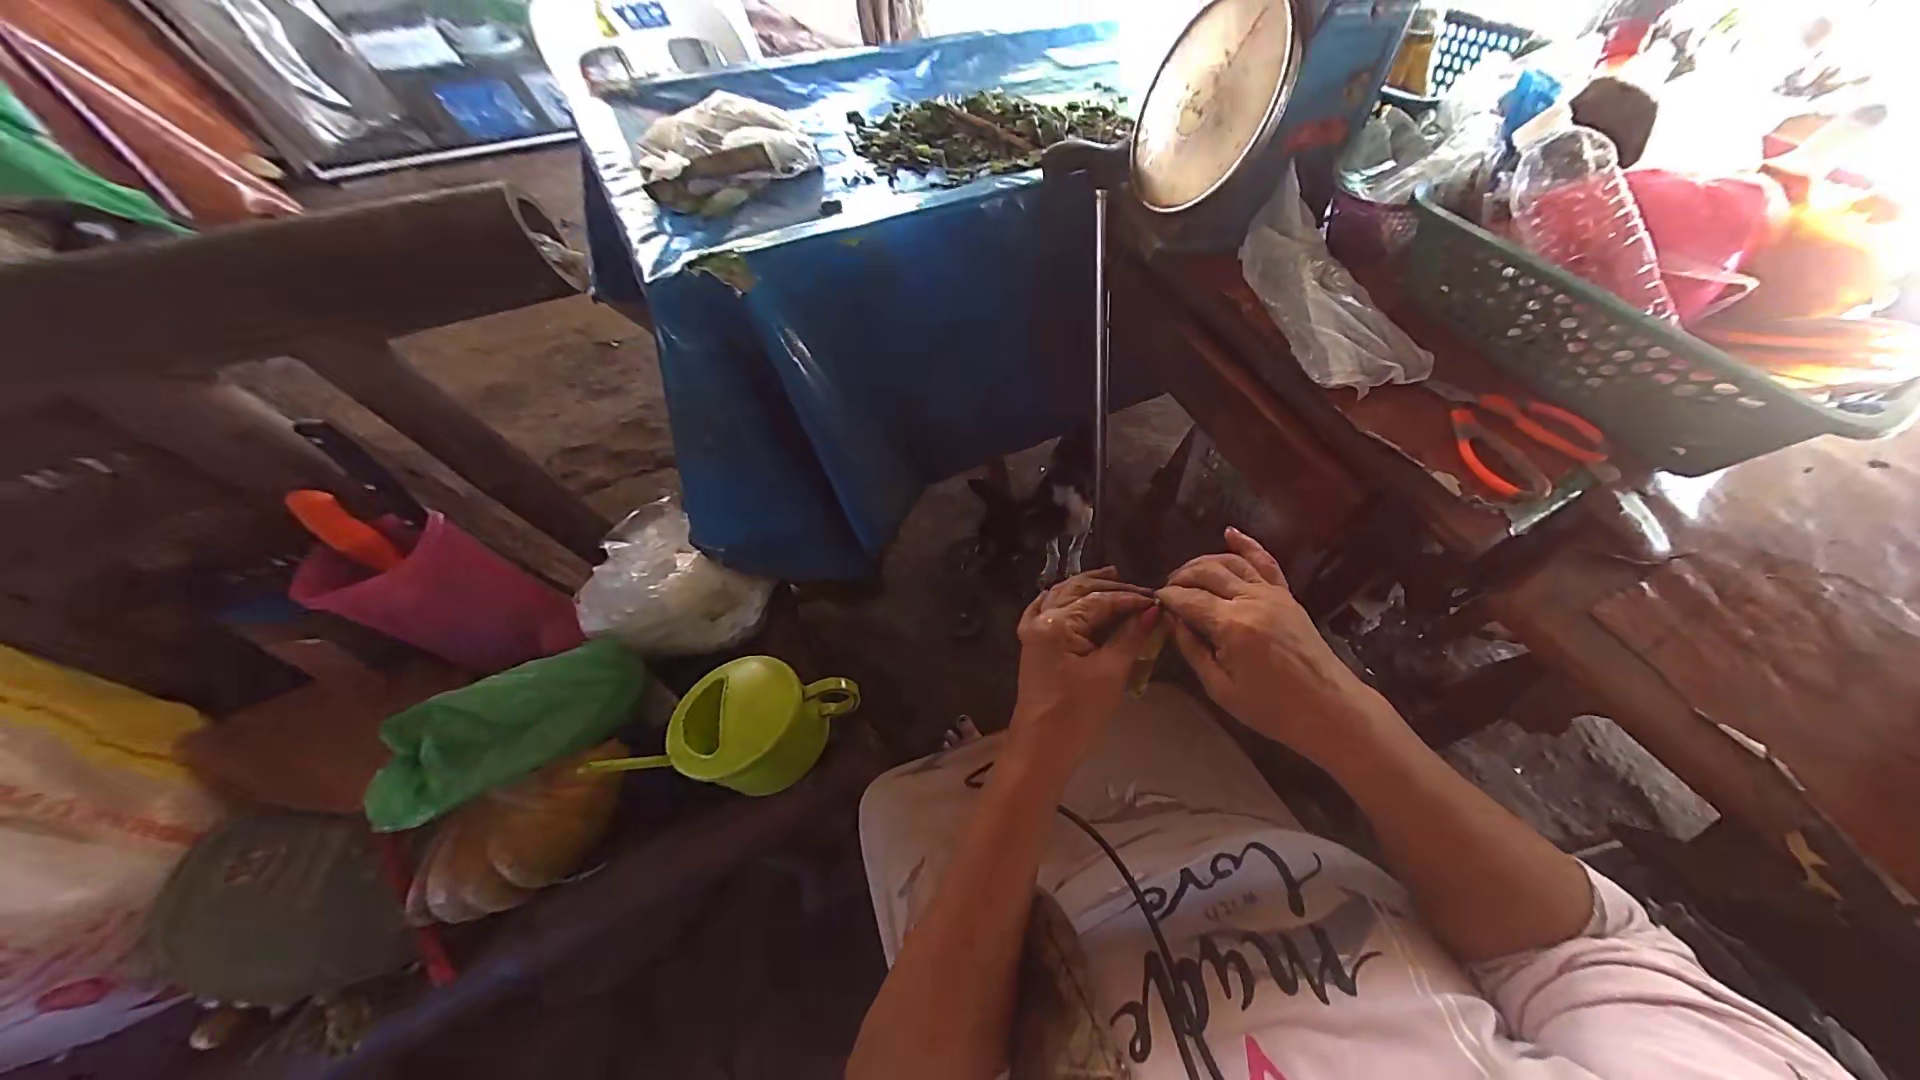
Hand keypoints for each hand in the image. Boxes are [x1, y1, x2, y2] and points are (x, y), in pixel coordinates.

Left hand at [1006, 568, 1157, 787]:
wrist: (1042, 747)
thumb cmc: (1078, 713)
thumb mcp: (1110, 673)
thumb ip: (1130, 637)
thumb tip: (1153, 611)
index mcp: (1057, 623)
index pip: (1100, 600)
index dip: (1130, 599)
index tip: (1157, 600)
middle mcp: (1041, 619)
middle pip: (1077, 590)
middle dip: (1109, 586)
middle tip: (1140, 589)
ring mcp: (1033, 631)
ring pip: (1062, 597)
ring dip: (1088, 589)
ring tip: (1116, 583)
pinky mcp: (1033, 645)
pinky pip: (1048, 611)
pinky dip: (1065, 601)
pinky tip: (1075, 598)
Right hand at [1156, 528, 1389, 763]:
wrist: (1330, 711)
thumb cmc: (1272, 709)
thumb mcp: (1220, 687)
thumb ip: (1192, 649)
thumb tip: (1173, 621)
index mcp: (1233, 626)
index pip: (1188, 599)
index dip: (1167, 597)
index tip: (1155, 601)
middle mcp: (1252, 601)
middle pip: (1206, 573)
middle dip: (1180, 577)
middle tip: (1167, 589)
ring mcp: (1273, 595)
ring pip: (1231, 562)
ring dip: (1204, 561)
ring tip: (1186, 572)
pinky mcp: (1287, 596)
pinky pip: (1265, 562)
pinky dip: (1247, 545)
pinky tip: (1229, 533)